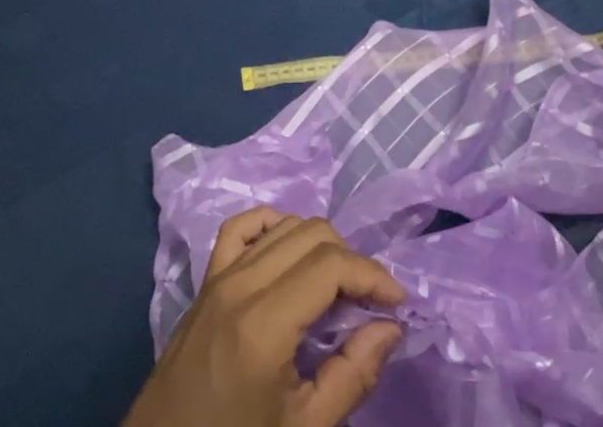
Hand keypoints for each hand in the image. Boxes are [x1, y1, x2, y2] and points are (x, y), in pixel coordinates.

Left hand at [124, 208, 405, 426]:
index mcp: (263, 322)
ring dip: (319, 246)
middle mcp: (239, 285)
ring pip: (281, 226)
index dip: (373, 276)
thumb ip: (352, 376)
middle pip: (311, 235)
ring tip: (338, 289)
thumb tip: (389, 327)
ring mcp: (217, 278)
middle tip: (369, 303)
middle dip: (351, 261)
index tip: (397, 305)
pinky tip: (291, 251)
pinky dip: (271, 226)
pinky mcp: (204, 282)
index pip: (331, 265)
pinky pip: (239, 228)